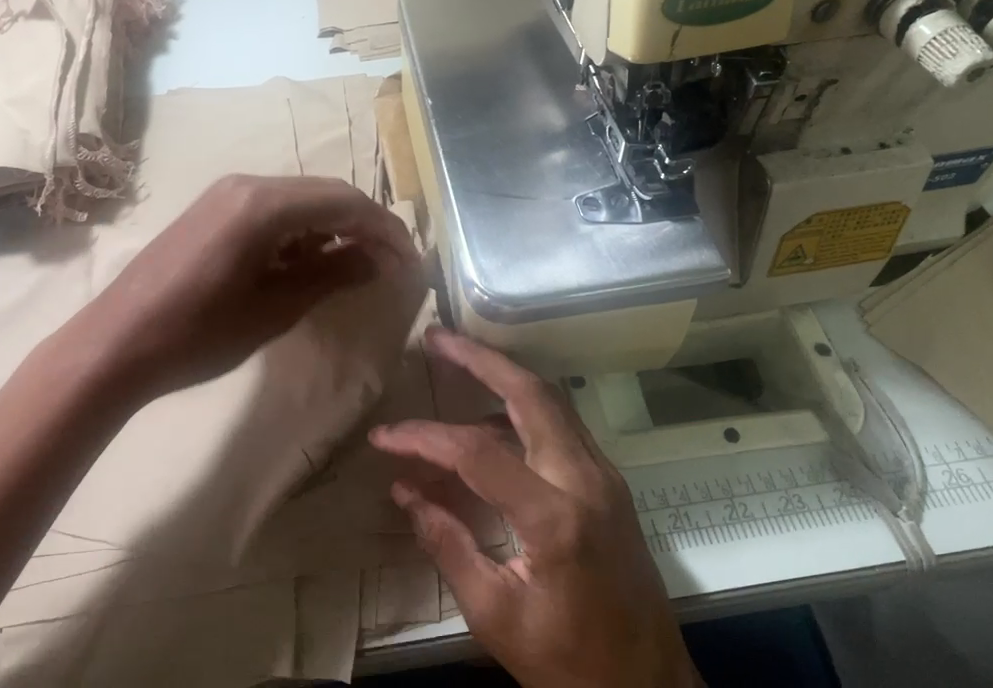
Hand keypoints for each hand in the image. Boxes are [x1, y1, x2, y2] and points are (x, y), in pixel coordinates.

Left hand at [75, 174, 415, 398]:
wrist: (115, 344)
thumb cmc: (197, 334)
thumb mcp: (274, 309)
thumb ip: (331, 276)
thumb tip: (377, 260)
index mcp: (263, 203)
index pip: (345, 202)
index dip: (385, 230)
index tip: (411, 262)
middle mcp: (246, 184)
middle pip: (325, 194)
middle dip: (364, 226)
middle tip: (392, 265)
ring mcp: (226, 194)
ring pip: (301, 201)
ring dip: (333, 229)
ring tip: (358, 269)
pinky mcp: (213, 211)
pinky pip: (273, 211)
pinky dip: (302, 233)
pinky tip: (311, 264)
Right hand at [370, 328, 700, 687]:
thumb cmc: (568, 662)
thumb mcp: (495, 615)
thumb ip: (449, 545)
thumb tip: (406, 492)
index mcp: (555, 516)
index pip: (477, 452)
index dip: (424, 437)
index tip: (383, 437)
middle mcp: (587, 479)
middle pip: (532, 393)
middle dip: (481, 358)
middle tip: (436, 337)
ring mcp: (605, 477)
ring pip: (552, 402)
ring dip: (504, 376)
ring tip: (457, 360)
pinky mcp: (610, 485)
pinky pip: (562, 428)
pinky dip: (523, 410)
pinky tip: (489, 420)